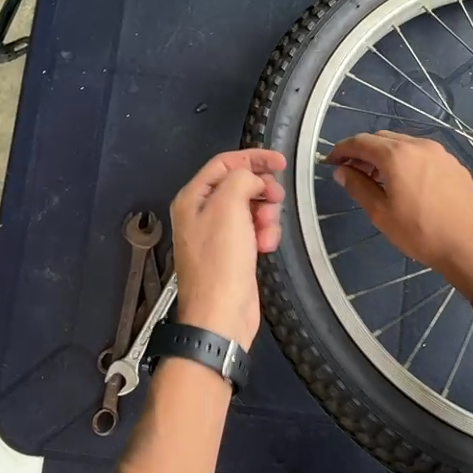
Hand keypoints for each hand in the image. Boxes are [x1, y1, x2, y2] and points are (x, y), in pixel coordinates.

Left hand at [168, 148, 285, 347]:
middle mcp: (201, 214)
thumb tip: (253, 181)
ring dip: (266, 215)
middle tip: (276, 198)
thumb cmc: (220, 260)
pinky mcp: (233, 253)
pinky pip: (254, 231)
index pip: (223, 163)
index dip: (253, 158)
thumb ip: (240, 179)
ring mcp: (217, 235)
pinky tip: (266, 246)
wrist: (221, 314)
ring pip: (250, 208)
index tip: (280, 162)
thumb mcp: (228, 207)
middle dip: (261, 190)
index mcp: (192, 198)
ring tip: (267, 231)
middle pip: (239, 185)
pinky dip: (264, 235)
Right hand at [327, 131, 472, 295]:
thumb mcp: (380, 213)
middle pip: (382, 138)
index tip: (331, 162)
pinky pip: (422, 154)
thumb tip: (341, 171)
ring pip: (403, 144)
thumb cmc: (420, 233)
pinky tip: (405, 182)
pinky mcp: (454, 164)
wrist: (470, 246)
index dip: (341, 149)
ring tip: (377, 179)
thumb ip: (358, 187)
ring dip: (385, 155)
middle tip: (351, 172)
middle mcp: (419, 145)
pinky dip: (406, 160)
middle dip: (363, 151)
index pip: (360, 142)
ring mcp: (440, 153)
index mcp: (397, 155)